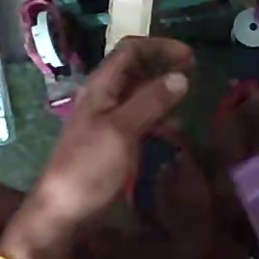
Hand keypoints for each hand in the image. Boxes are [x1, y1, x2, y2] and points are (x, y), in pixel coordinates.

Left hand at [0, 36, 192, 258]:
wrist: (64, 211)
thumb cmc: (90, 167)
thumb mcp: (122, 130)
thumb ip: (151, 101)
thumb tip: (180, 77)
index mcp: (101, 87)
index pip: (130, 50)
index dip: (159, 46)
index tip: (189, 56)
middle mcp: (105, 96)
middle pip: (136, 68)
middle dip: (163, 64)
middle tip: (193, 70)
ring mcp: (109, 118)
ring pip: (140, 93)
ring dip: (164, 90)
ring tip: (189, 98)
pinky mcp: (116, 140)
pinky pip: (141, 118)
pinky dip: (160, 117)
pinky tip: (176, 129)